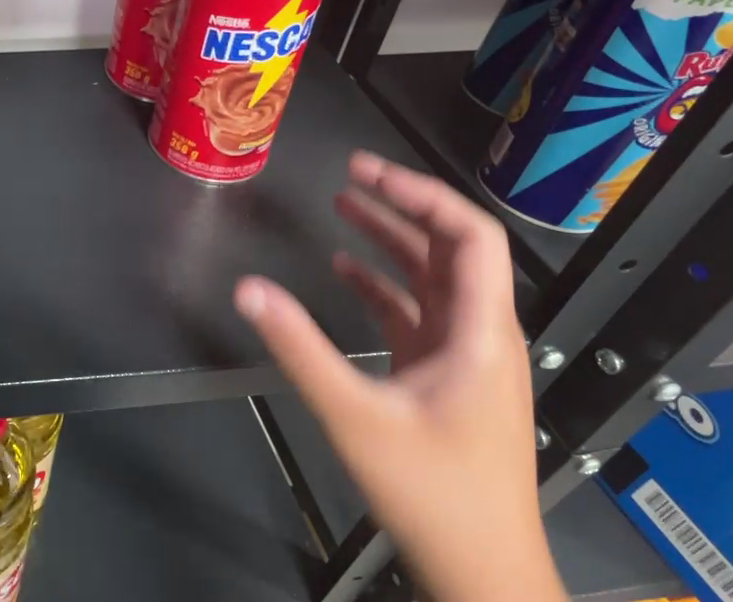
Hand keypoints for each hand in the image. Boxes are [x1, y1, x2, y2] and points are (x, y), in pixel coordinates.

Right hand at [234, 151, 564, 601]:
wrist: (483, 572)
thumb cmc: (435, 495)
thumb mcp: (356, 417)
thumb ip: (300, 349)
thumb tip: (248, 289)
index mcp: (479, 332)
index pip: (470, 237)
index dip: (421, 195)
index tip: (368, 171)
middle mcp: (480, 334)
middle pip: (452, 248)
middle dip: (402, 205)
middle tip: (352, 173)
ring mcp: (464, 355)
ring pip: (432, 278)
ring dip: (392, 240)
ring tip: (344, 203)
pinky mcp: (445, 376)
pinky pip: (416, 312)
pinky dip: (383, 284)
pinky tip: (345, 271)